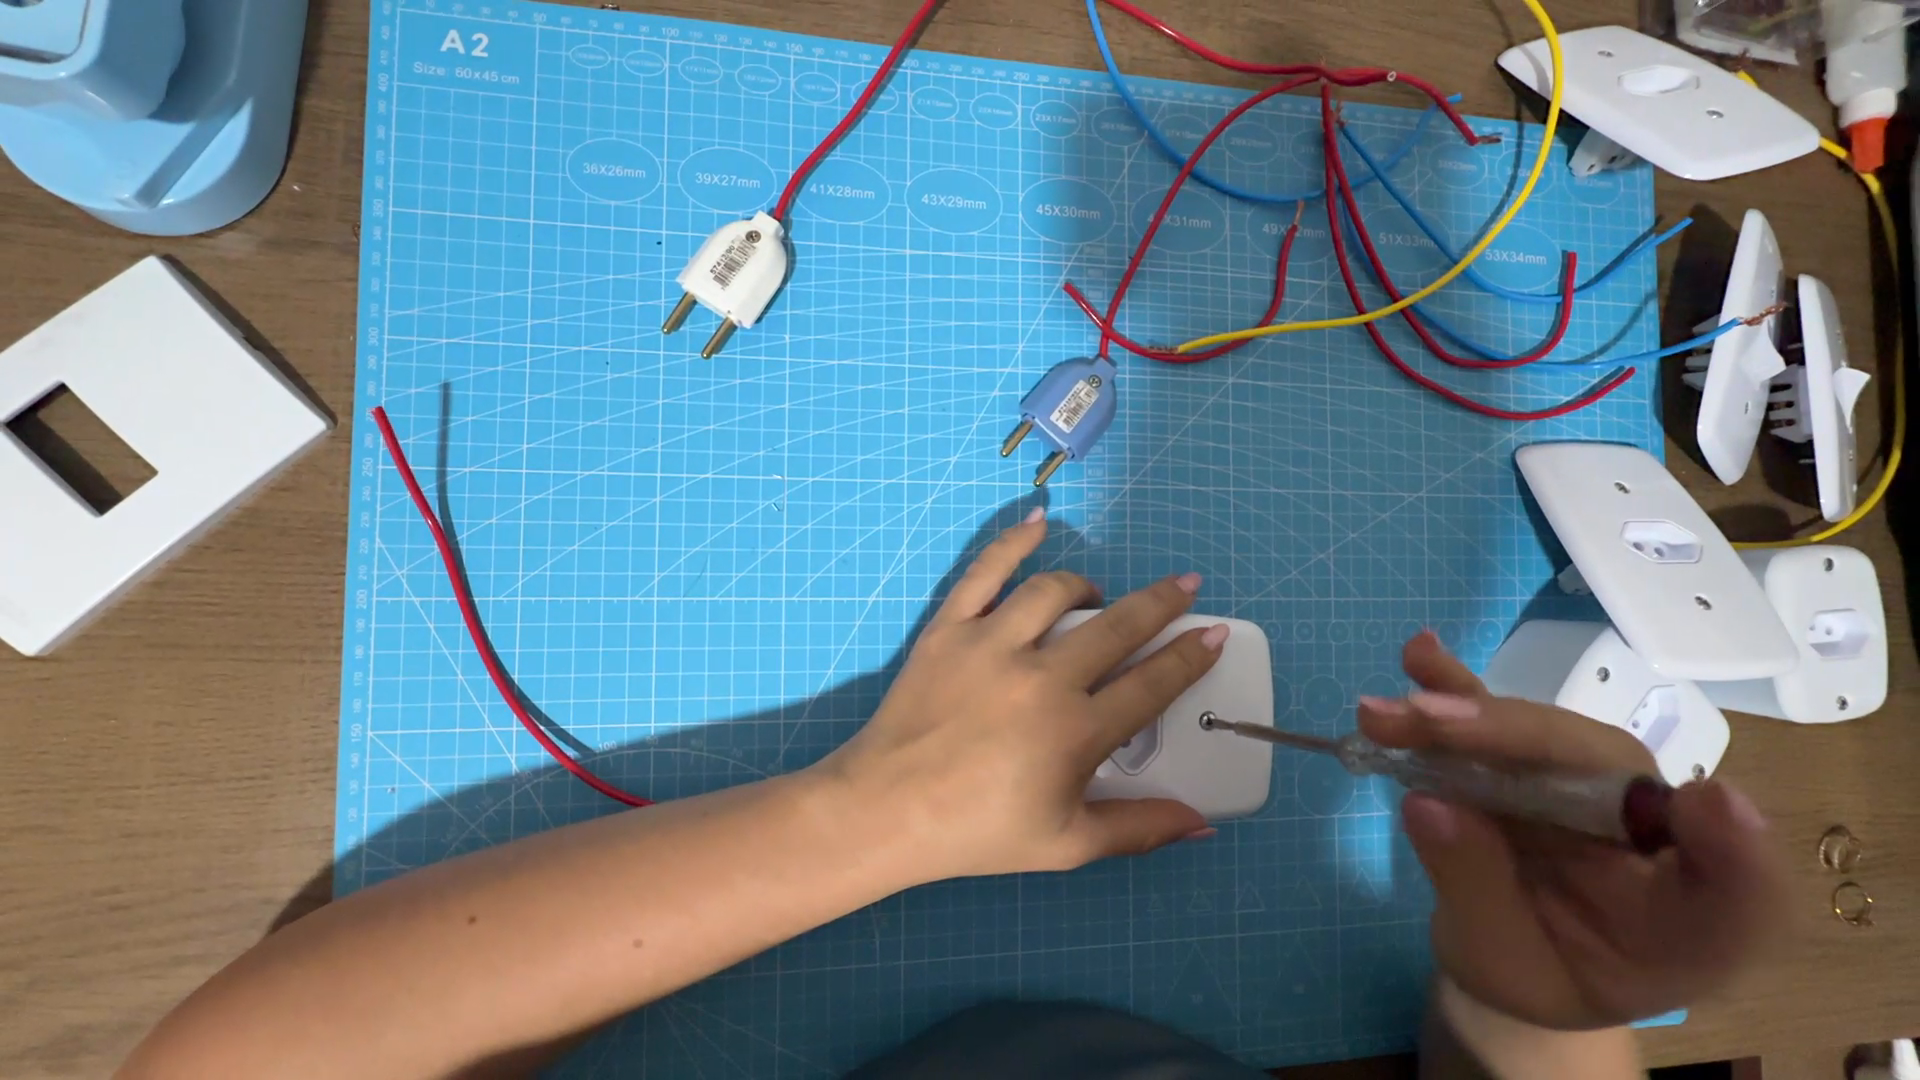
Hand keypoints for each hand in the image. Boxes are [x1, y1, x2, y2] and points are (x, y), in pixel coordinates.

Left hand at [811, 510, 1227, 882]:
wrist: (887, 810)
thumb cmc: (978, 832)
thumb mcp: (1066, 844)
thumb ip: (1139, 829)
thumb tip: (1200, 821)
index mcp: (1076, 730)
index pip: (1151, 683)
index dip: (1189, 656)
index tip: (1212, 633)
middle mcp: (1042, 677)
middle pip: (1117, 626)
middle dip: (1161, 603)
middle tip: (1184, 586)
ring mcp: (991, 644)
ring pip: (1054, 592)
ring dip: (1086, 587)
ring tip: (1095, 596)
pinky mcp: (949, 629)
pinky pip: (984, 573)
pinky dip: (1014, 542)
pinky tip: (1038, 523)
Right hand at [1360, 633, 1785, 1030]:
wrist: (1507, 954)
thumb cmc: (1530, 972)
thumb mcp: (1501, 961)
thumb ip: (1476, 889)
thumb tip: (1426, 802)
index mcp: (1682, 917)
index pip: (1735, 886)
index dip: (1731, 846)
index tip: (1708, 804)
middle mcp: (1648, 832)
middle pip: (1600, 768)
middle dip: (1512, 738)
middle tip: (1425, 723)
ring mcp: (1583, 785)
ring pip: (1536, 732)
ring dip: (1459, 712)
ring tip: (1390, 713)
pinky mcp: (1527, 759)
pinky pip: (1496, 718)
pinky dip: (1455, 686)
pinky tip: (1420, 655)